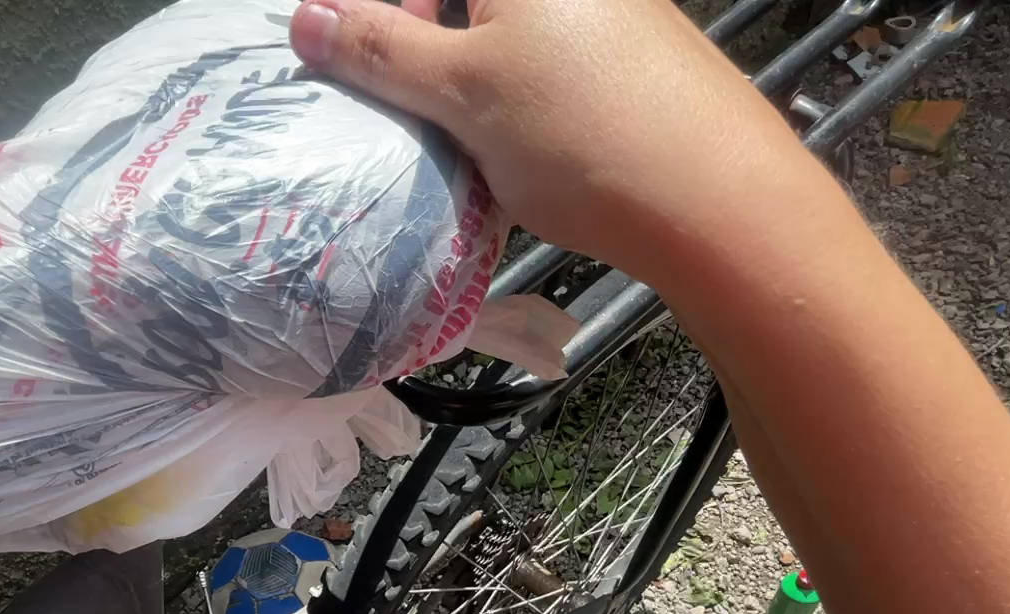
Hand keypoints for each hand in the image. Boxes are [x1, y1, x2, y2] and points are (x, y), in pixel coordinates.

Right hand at [288, 0, 833, 290]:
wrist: (704, 199)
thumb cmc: (577, 133)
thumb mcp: (465, 91)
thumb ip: (382, 50)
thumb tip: (304, 18)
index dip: (374, 15)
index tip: (344, 58)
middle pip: (458, 2)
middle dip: (414, 42)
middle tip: (392, 103)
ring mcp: (595, 13)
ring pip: (495, 35)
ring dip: (454, 78)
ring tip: (443, 135)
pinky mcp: (613, 58)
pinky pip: (532, 64)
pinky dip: (499, 96)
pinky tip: (498, 144)